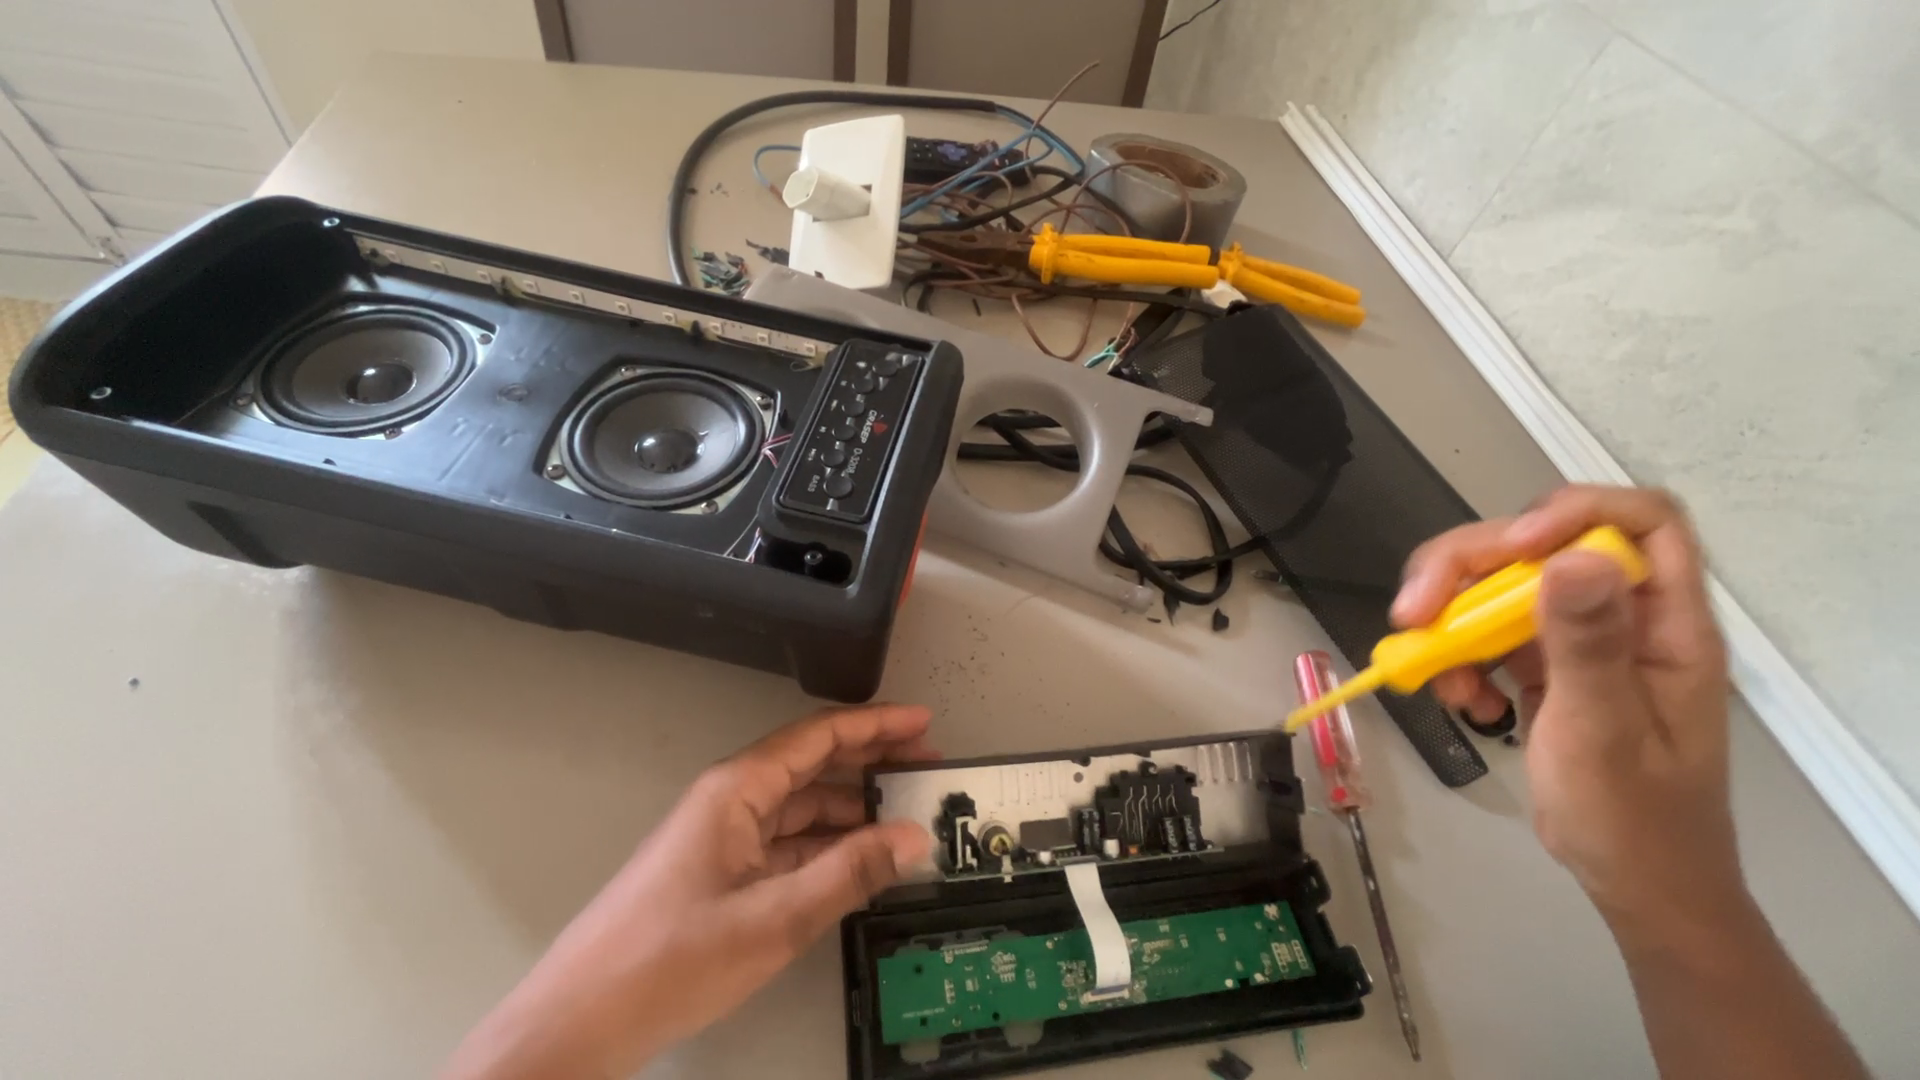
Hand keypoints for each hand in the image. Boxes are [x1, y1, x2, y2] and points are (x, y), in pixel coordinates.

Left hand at [442, 705, 937, 1079]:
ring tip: (907, 815)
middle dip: (872, 761)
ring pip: (803, 807)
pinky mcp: (724, 873)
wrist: (583, 1020)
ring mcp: (727, 837)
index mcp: (739, 788)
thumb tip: (915, 837)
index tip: (925, 723)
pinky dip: (829, 845)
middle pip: (813, 765)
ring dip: (854, 807)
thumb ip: (850, 873)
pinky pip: (789, 843)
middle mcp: (734, 800)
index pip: (819, 736)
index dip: (875, 725)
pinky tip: (862, 860)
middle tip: (929, 767)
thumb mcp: (774, 918)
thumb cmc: (674, 958)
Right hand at [1392, 486, 1739, 928]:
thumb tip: (1570, 559)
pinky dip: (1457, 657)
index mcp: (1664, 624)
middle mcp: (1620, 616)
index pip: (1639, 522)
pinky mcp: (1542, 664)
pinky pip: (1486, 632)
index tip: (1508, 552)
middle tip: (1412, 612)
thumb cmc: (1633, 817)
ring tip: (1429, 668)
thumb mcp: (1605, 731)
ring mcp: (1577, 639)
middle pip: (1537, 547)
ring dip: (1449, 618)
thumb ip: (1589, 644)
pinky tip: (1463, 701)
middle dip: (1465, 570)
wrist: (1634, 883)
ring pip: (1499, 585)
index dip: (1570, 515)